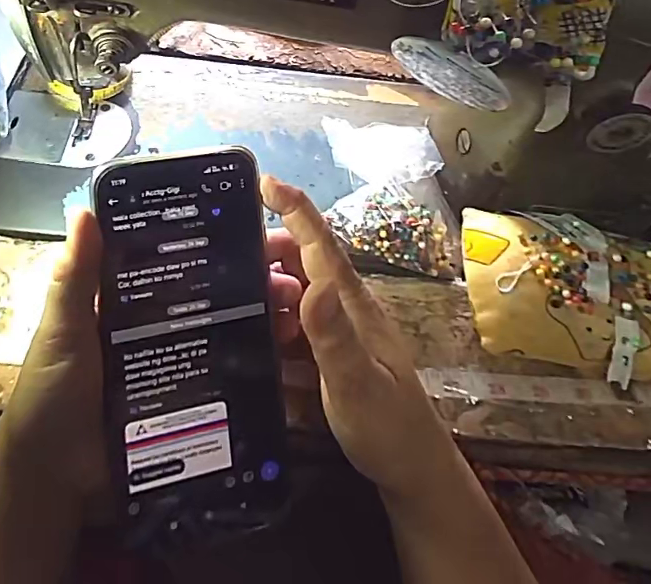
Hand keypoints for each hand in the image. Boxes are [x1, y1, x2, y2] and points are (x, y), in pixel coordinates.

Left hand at [0, 207, 307, 501]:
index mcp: (128, 292)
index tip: (248, 221)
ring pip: (225, 322)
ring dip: (259, 308)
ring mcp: (176, 354)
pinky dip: (254, 353)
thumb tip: (86, 213)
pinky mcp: (189, 392)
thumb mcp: (63, 328)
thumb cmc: (53, 389)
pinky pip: (226, 366)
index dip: (208, 236)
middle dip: (248, 271)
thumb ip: (73, 277)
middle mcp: (158, 316)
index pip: (174, 253)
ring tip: (292, 303)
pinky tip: (282, 343)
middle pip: (210, 285)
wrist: (56, 475)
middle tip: (285, 266)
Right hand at [260, 177, 466, 499]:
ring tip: (251, 312)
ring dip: (269, 289)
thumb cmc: (388, 426)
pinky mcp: (328, 348)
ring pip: (294, 287)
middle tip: (238, 271)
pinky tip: (259, 334)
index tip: (265, 181)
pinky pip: (294, 319)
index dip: (294, 207)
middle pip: (301, 258)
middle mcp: (342, 304)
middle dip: (269, 253)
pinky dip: (274, 318)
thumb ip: (333, 337)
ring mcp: (336, 326)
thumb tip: (313, 285)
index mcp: (350, 302)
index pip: (320, 242)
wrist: (412, 470)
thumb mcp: (356, 384)